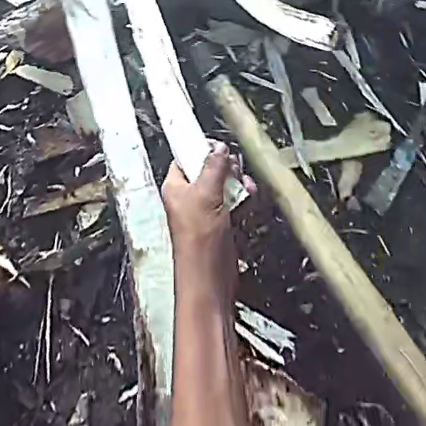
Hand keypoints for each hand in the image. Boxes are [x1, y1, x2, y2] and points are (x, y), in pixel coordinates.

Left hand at [162, 142, 253, 265]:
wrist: (211, 280)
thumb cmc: (198, 242)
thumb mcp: (205, 195)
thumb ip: (213, 167)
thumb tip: (219, 149)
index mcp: (176, 186)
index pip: (185, 156)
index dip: (200, 148)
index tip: (217, 145)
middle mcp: (189, 196)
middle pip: (208, 168)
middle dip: (224, 166)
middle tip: (233, 168)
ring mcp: (206, 209)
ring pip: (223, 183)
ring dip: (236, 181)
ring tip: (244, 183)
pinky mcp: (222, 221)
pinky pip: (234, 200)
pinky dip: (242, 196)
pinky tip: (249, 196)